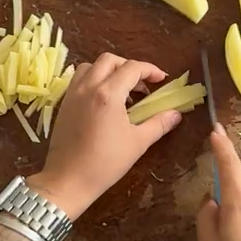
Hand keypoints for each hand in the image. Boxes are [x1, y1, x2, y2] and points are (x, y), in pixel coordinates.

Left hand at [29, 54, 181, 219]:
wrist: (68, 180)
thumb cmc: (105, 162)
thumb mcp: (138, 143)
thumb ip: (158, 124)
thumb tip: (176, 114)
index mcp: (108, 94)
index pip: (132, 68)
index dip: (150, 70)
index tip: (162, 80)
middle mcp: (88, 87)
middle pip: (109, 60)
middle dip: (129, 66)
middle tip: (141, 84)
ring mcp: (72, 94)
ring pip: (90, 66)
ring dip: (108, 70)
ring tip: (121, 89)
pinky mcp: (64, 104)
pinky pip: (78, 80)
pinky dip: (93, 79)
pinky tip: (103, 100)